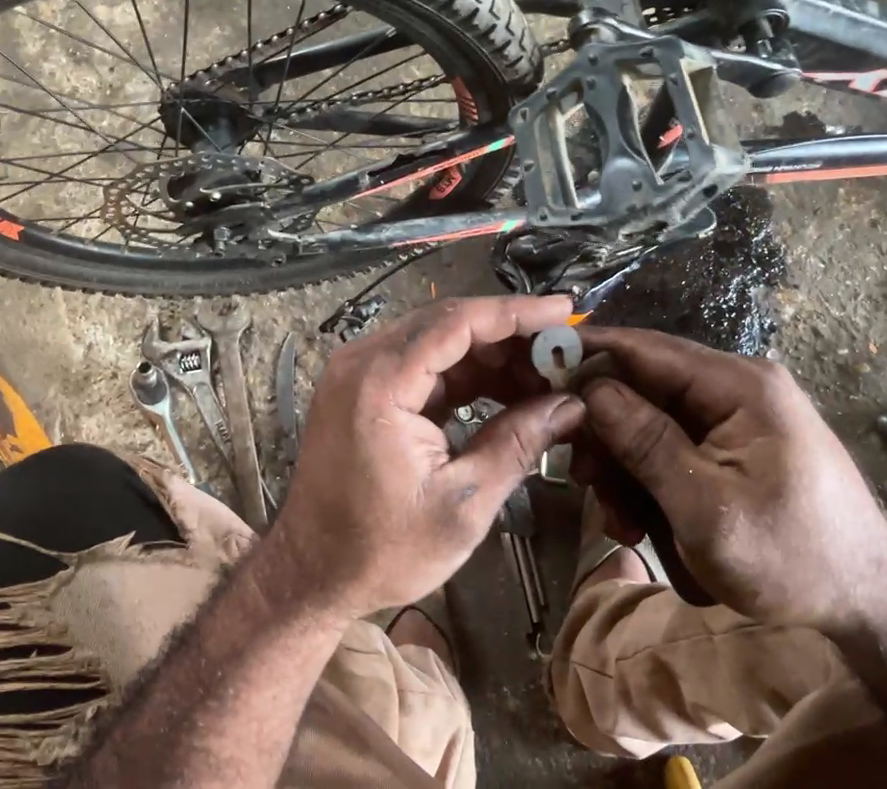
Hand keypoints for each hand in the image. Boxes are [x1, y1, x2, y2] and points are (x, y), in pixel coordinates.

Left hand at [266, 296, 586, 618]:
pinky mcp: (365, 392)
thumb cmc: (383, 549)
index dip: (515, 313)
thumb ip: (518, 443)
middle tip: (565, 352)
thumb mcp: (463, 504)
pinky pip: (424, 366)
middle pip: (447, 325)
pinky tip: (509, 390)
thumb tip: (573, 405)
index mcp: (379, 384)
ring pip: (438, 343)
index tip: (565, 312)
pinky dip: (467, 374)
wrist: (313, 575)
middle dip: (510, 335)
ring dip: (492, 356)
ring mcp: (359, 375)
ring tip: (546, 378)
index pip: (456, 322)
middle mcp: (362, 363)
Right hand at [574, 327, 886, 628]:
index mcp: (738, 385)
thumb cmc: (791, 555)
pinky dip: (652, 483)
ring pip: (651, 424)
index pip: (645, 349)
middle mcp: (736, 388)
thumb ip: (645, 441)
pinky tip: (646, 525)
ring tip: (624, 524)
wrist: (869, 602)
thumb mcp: (705, 505)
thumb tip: (589, 387)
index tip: (535, 371)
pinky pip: (674, 450)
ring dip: (627, 470)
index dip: (588, 355)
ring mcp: (736, 418)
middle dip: (608, 437)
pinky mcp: (735, 447)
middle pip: (643, 389)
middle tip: (587, 484)